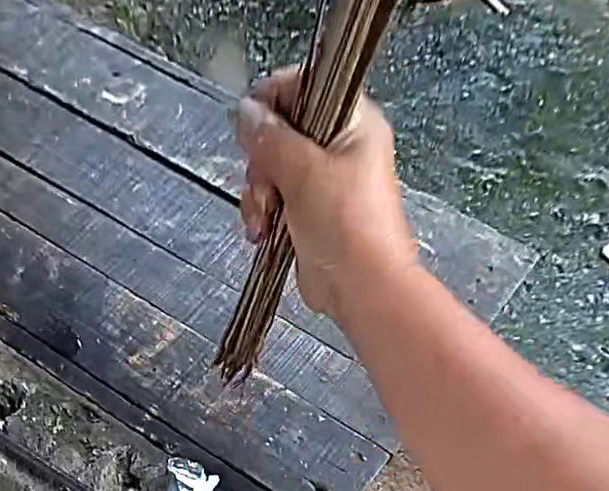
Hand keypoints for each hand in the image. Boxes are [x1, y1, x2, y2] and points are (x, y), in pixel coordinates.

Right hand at [233, 66, 418, 319]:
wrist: (360, 287)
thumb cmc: (353, 230)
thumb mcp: (303, 168)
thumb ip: (270, 135)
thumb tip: (247, 114)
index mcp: (353, 123)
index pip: (303, 86)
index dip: (272, 103)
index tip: (256, 128)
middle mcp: (341, 151)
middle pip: (280, 133)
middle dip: (263, 161)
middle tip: (269, 182)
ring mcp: (324, 186)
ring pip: (272, 171)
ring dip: (259, 194)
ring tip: (267, 215)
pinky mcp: (310, 217)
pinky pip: (274, 203)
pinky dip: (263, 215)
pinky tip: (265, 230)